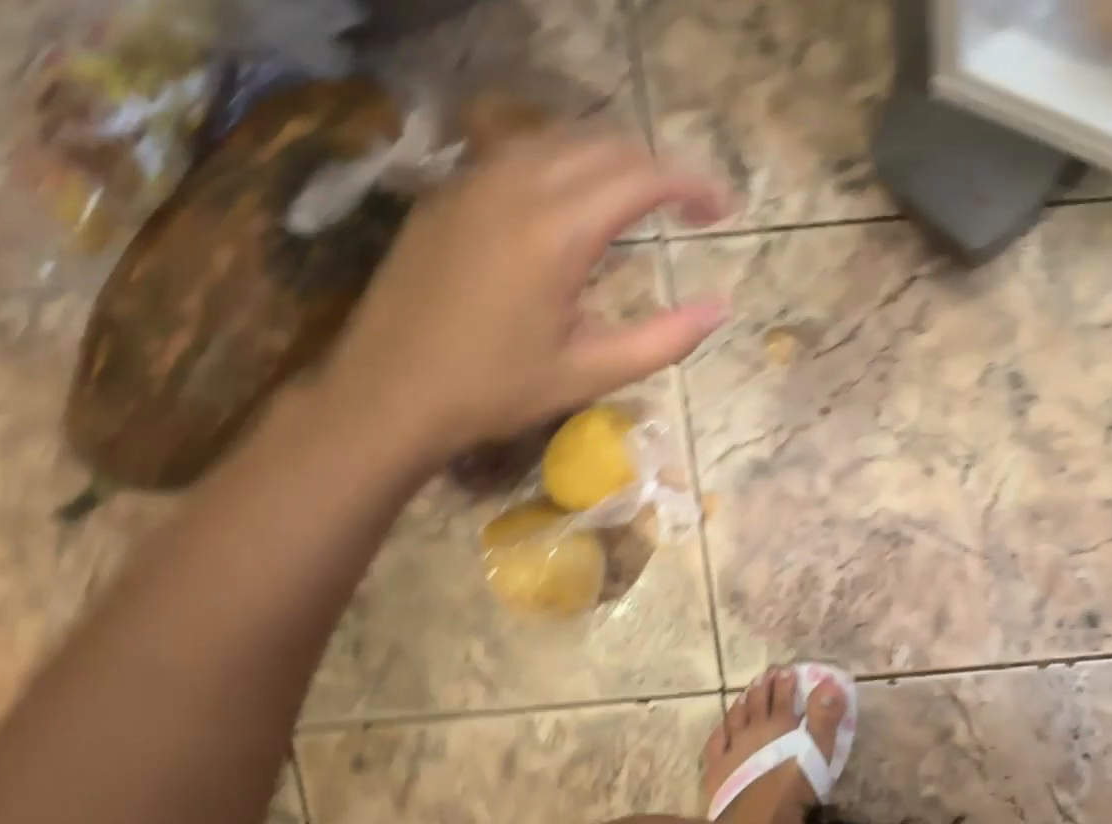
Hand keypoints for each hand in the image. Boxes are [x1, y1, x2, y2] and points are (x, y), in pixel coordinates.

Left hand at [321, 132, 730, 459]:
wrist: (385, 394)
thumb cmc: (495, 390)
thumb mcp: (592, 374)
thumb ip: (666, 339)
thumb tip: (722, 308)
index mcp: (555, 232)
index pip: (641, 177)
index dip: (693, 185)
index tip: (726, 209)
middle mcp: (514, 188)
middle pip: (605, 146)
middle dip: (660, 168)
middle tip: (693, 210)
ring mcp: (472, 184)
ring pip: (559, 140)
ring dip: (613, 162)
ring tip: (644, 203)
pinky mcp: (448, 195)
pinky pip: (519, 154)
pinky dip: (566, 165)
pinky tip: (576, 206)